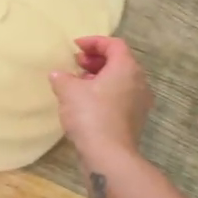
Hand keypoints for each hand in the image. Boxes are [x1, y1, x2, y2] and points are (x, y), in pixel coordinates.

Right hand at [50, 35, 152, 159]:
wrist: (109, 156)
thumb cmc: (90, 115)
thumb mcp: (69, 91)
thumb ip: (62, 77)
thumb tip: (58, 74)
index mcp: (126, 68)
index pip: (114, 44)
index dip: (94, 42)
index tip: (75, 47)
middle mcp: (139, 81)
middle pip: (119, 61)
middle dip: (96, 60)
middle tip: (76, 64)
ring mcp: (140, 102)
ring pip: (120, 80)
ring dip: (100, 77)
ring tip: (78, 83)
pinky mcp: (135, 119)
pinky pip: (121, 97)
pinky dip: (105, 93)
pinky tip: (86, 103)